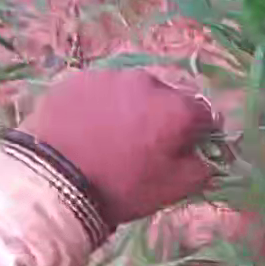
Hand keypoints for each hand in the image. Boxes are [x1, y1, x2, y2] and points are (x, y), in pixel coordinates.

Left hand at [20, 70, 219, 225]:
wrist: (58, 180)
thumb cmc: (125, 186)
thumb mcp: (176, 188)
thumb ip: (202, 167)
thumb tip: (206, 156)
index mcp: (175, 109)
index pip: (204, 113)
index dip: (203, 132)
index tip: (194, 148)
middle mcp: (146, 82)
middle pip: (168, 97)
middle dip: (167, 117)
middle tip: (154, 143)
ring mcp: (109, 77)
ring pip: (134, 91)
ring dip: (136, 108)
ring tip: (121, 135)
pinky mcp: (77, 79)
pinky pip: (103, 91)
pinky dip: (106, 106)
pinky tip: (95, 129)